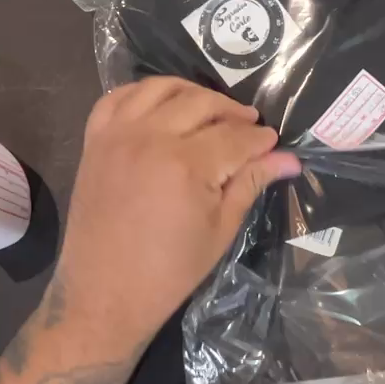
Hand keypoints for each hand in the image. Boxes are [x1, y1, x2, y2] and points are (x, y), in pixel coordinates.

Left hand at [56, 77, 299, 340]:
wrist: (105, 294)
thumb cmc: (170, 271)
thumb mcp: (221, 229)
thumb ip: (251, 183)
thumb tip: (290, 159)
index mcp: (186, 165)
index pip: (234, 137)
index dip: (260, 139)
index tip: (274, 142)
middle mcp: (151, 139)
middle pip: (201, 104)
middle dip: (233, 112)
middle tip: (249, 125)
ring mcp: (118, 136)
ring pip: (160, 89)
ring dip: (191, 93)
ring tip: (210, 109)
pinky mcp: (95, 142)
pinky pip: (117, 98)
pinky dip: (142, 93)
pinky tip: (162, 105)